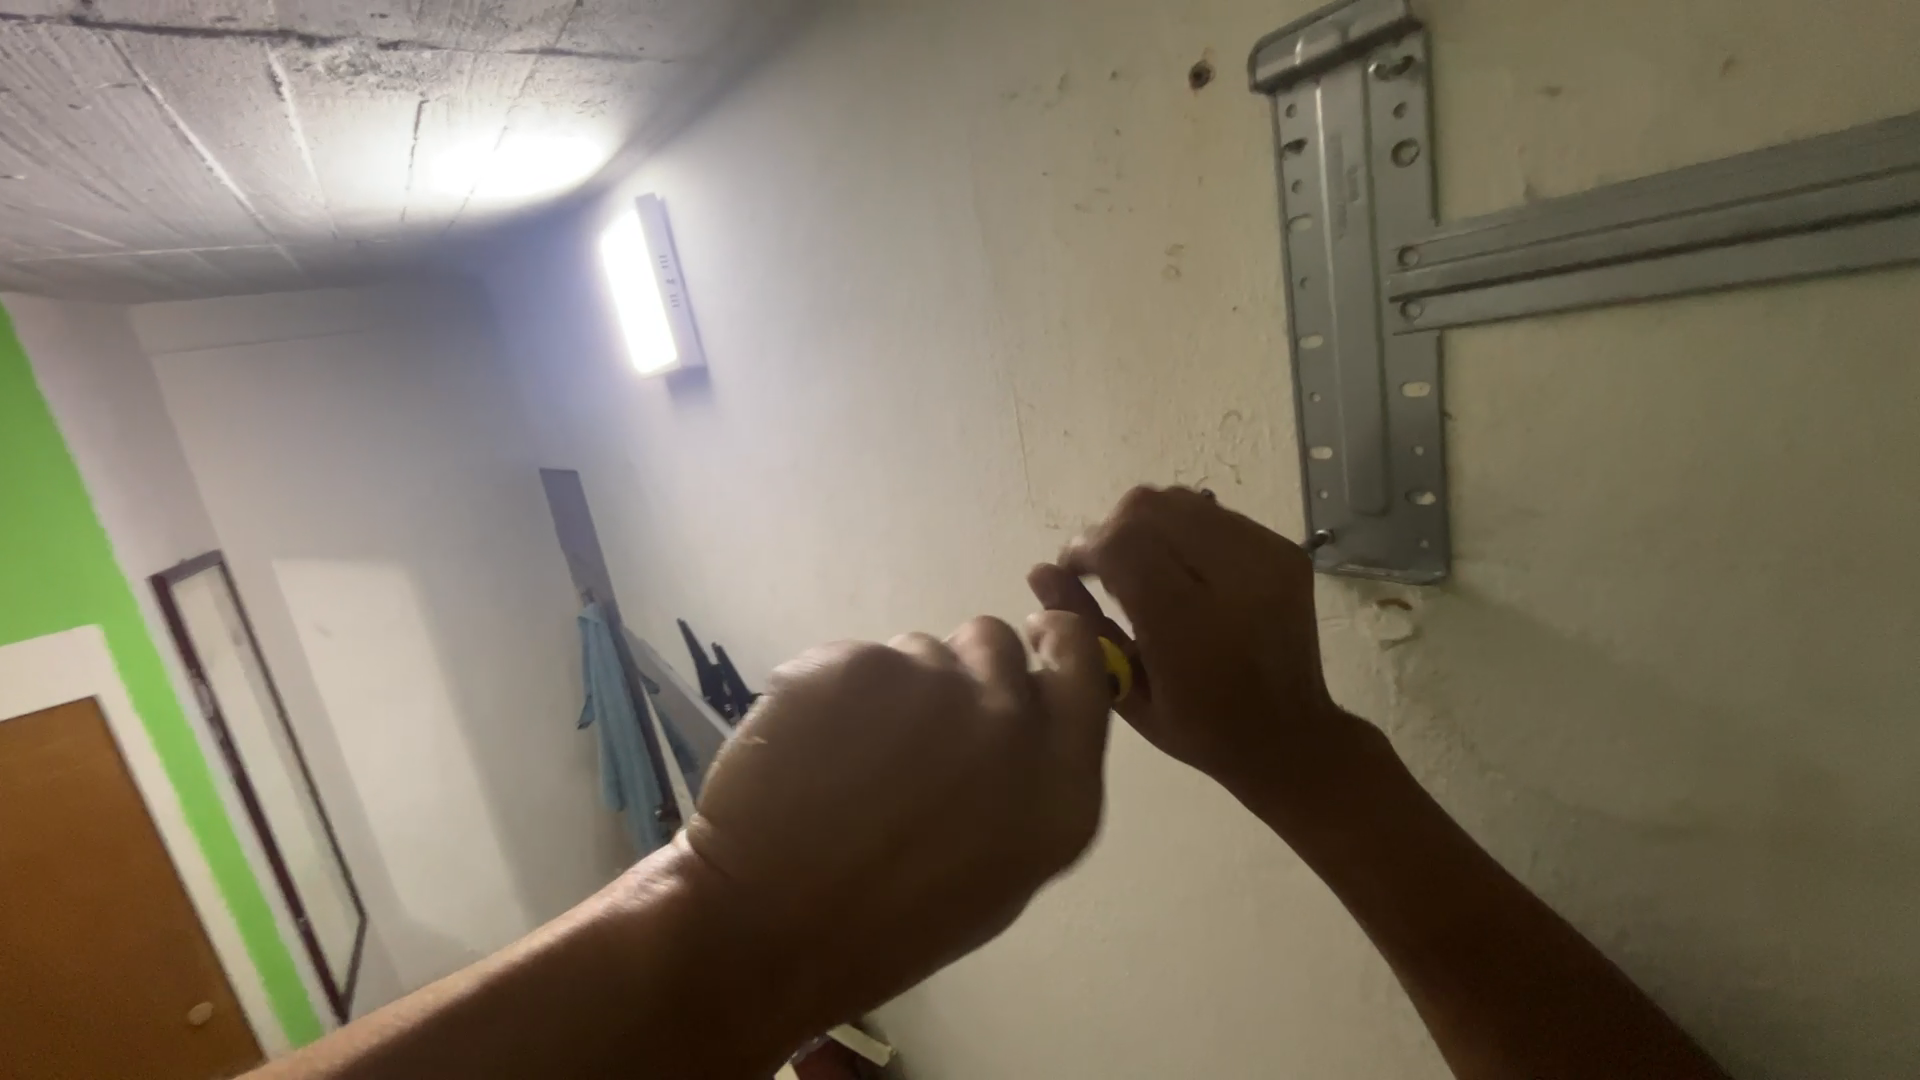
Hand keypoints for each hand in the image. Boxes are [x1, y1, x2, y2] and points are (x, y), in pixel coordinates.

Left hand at [678, 613, 1112, 1046]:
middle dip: (963, 670)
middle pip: (994, 643)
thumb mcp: (1004, 866)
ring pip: (919, 648)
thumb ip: (1031, 774)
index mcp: (1059, 782)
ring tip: (853, 756)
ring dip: (896, 685)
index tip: (1034, 635)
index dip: (1057, 638)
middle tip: (917, 725)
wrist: (768, 927)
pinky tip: (809, 747)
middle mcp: (1007, 722)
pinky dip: (835, 690)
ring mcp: (929, 685)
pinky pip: (855, 656)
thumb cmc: (893, 918)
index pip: (1082, 660)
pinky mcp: (856, 664)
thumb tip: (1022, 701)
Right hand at [1028, 485, 1359, 800]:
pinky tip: (1179, 566)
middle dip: (1111, 530)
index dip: (1085, 547)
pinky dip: (1181, 528)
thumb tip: (1038, 571)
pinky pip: (1212, 513)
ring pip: (1179, 501)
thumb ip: (1082, 624)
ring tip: (1142, 565)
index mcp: (1188, 625)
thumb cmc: (1197, 727)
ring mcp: (1265, 558)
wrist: (1289, 734)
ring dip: (1145, 525)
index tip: (1074, 571)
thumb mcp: (1124, 690)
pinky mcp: (1282, 550)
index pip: (1122, 543)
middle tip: (1105, 570)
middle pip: (1147, 509)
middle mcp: (1232, 579)